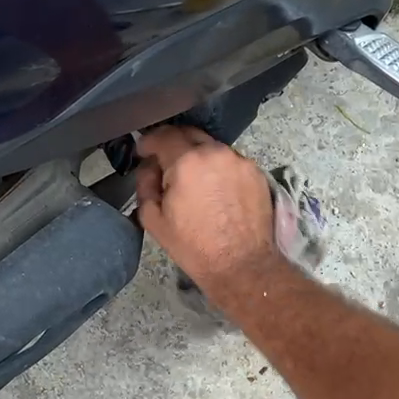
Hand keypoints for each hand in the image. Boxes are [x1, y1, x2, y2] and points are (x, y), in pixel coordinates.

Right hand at [135, 126, 286, 291]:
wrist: (242, 265)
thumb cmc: (194, 246)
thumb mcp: (153, 219)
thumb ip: (145, 185)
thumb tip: (149, 168)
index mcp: (186, 162)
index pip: (163, 135)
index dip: (148, 141)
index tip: (142, 152)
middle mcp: (215, 153)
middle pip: (188, 134)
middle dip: (173, 144)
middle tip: (164, 164)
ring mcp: (239, 160)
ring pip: (211, 147)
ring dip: (197, 156)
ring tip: (192, 180)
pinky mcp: (256, 172)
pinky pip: (229, 161)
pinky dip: (217, 168)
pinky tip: (214, 189)